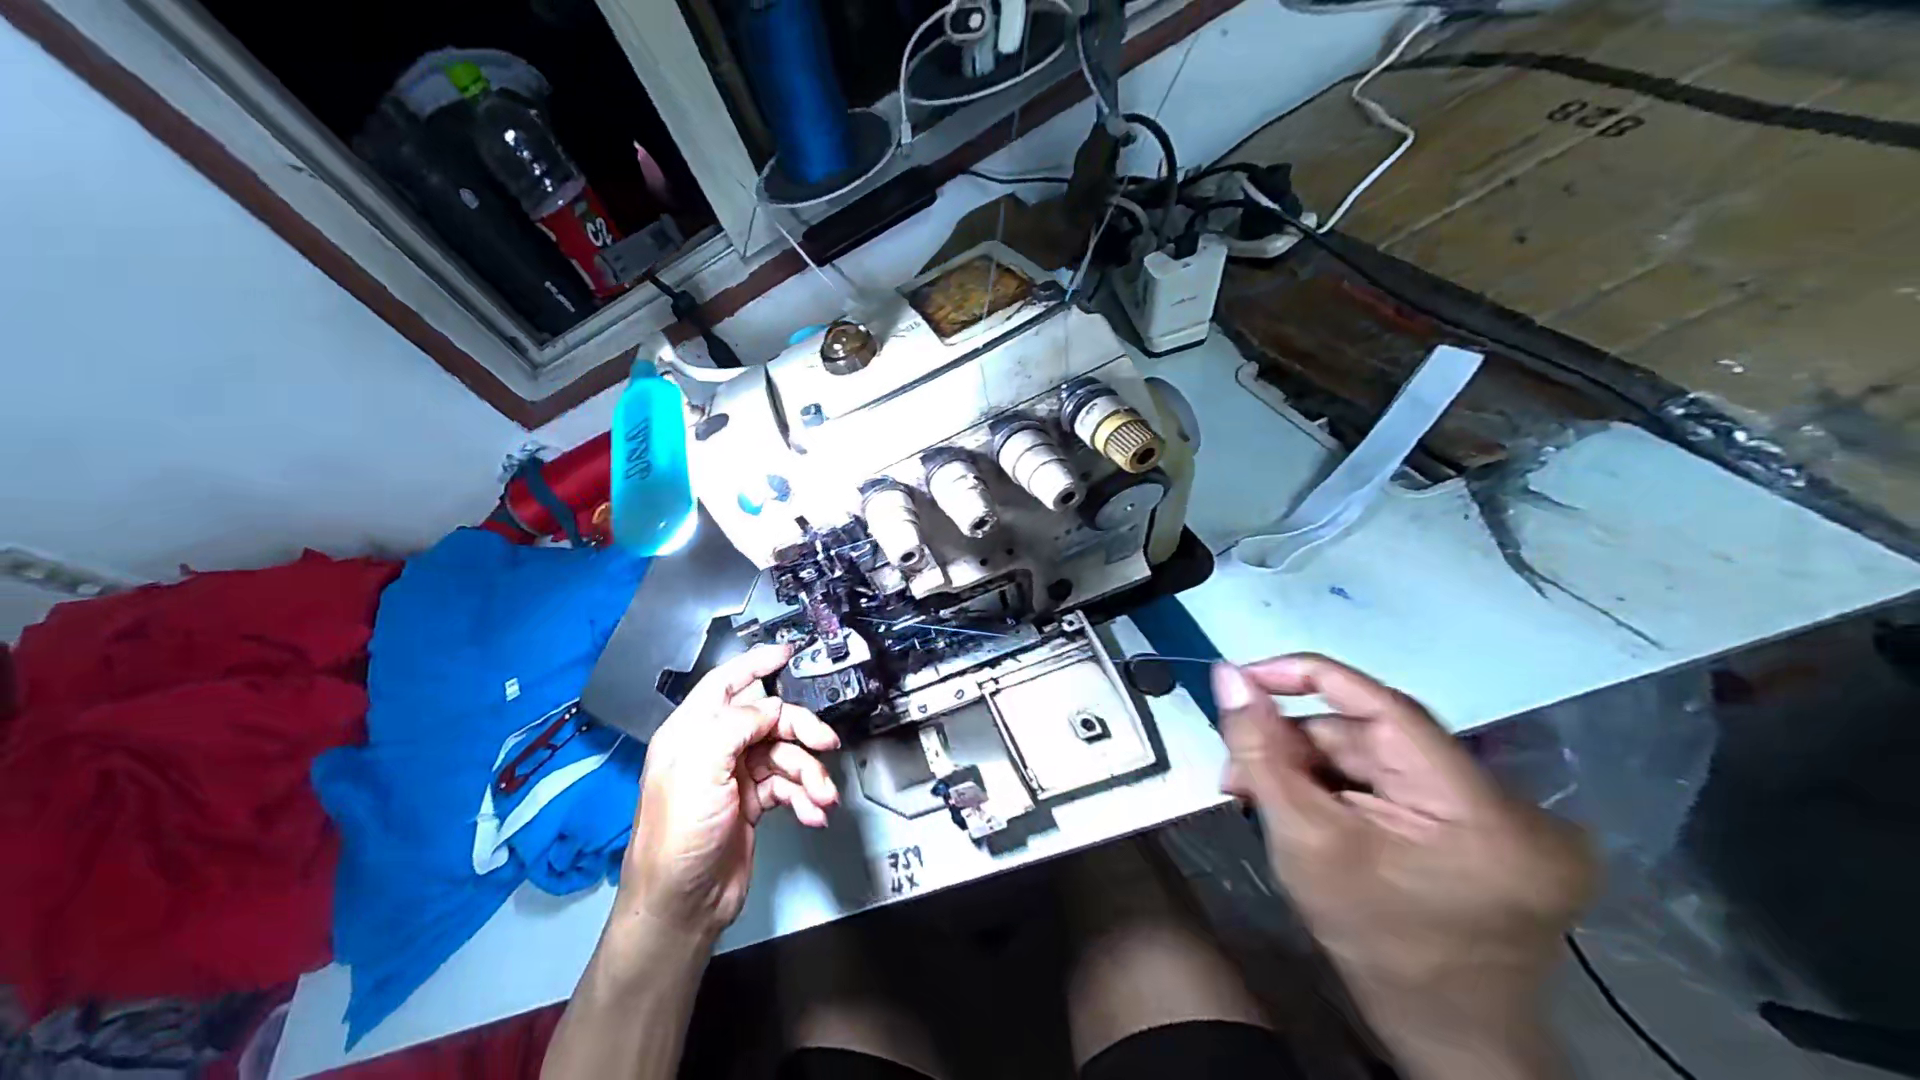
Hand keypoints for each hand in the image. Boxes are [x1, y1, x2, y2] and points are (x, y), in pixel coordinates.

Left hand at [621, 644, 840, 943]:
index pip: (725, 684)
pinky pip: (789, 787)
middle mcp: (714, 749)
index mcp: (692, 733)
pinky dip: (805, 798)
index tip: (787, 652)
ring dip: (809, 775)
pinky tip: (812, 813)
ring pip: (786, 756)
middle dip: (801, 731)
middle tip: (824, 743)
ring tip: (822, 796)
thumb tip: (770, 708)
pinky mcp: (753, 802)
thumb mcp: (700, 769)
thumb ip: (736, 725)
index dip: (756, 664)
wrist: (684, 905)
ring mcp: (735, 776)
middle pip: (768, 720)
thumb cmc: (676, 840)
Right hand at [1215, 655, 1594, 1073]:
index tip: (1244, 676)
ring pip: (1378, 761)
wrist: (1443, 1034)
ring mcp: (1508, 816)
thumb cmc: (1371, 943)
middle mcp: (1512, 802)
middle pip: (1374, 740)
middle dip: (1297, 749)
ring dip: (1313, 771)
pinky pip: (1398, 784)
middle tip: (1237, 774)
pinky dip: (1344, 789)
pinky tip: (1306, 808)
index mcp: (1480, 811)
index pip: (1386, 707)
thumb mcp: (1302, 840)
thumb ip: (1262, 751)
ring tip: (1260, 798)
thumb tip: (1229, 677)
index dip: (1308, 678)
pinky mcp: (1492, 827)